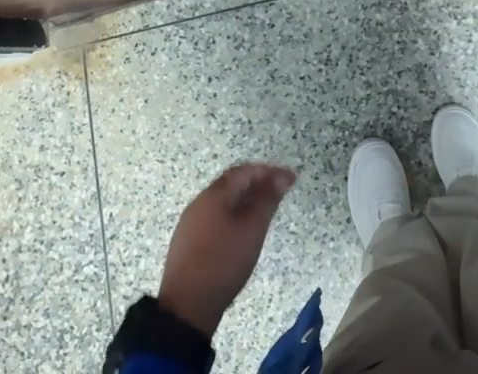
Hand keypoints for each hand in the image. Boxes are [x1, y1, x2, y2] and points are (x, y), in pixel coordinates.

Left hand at [157, 163, 295, 336]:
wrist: (187, 306)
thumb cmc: (224, 262)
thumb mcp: (252, 230)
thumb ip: (267, 200)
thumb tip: (280, 177)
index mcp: (214, 195)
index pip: (244, 171)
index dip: (269, 171)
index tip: (291, 178)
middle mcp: (199, 202)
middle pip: (232, 184)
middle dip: (258, 183)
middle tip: (281, 193)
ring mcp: (191, 222)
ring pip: (223, 201)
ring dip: (246, 200)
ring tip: (265, 211)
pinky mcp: (188, 241)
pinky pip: (215, 217)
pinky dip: (234, 214)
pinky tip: (242, 230)